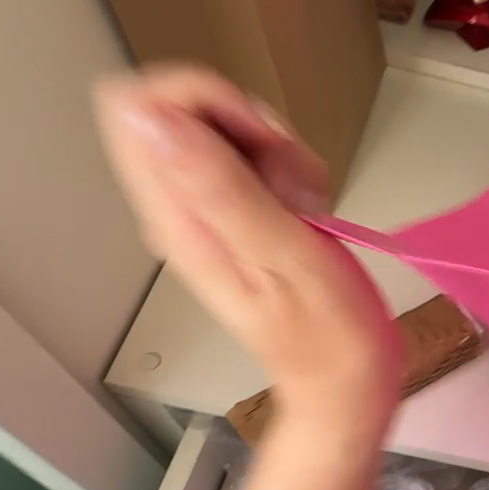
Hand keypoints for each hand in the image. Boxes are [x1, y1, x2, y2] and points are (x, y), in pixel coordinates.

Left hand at [94, 66, 402, 428]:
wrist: (345, 385)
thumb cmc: (331, 336)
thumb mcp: (287, 259)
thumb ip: (222, 188)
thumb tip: (149, 116)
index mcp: (179, 220)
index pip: (143, 107)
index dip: (209, 104)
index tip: (266, 146)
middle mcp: (177, 211)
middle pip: (184, 111)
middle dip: (251, 129)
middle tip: (295, 187)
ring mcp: (206, 216)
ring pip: (223, 132)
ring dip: (276, 154)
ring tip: (308, 206)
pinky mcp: (235, 220)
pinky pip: (248, 162)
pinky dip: (286, 171)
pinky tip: (309, 210)